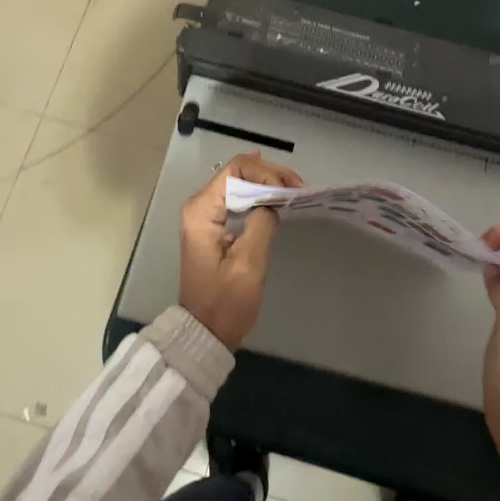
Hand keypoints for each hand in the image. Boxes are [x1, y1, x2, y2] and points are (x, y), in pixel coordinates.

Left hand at [178, 151, 303, 348]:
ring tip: (294, 190)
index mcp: (202, 210)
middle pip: (237, 172)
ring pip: (239, 182)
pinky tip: (276, 191)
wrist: (206, 331)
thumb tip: (273, 202)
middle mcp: (200, 205)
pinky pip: (238, 198)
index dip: (266, 174)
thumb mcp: (248, 263)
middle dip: (270, 175)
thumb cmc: (226, 301)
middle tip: (299, 187)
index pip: (235, 170)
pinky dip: (259, 194)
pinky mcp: (214, 224)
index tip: (290, 190)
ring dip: (267, 183)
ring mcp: (206, 214)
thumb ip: (262, 223)